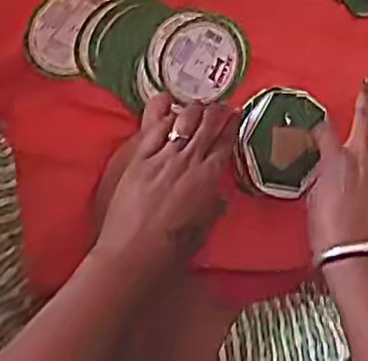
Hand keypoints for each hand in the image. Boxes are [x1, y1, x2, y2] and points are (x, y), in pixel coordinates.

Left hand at [94, 95, 235, 280]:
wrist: (131, 259)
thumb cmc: (170, 252)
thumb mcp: (203, 228)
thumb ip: (214, 206)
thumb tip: (221, 196)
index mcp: (208, 177)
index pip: (226, 139)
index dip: (233, 123)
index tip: (236, 115)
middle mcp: (189, 160)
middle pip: (208, 121)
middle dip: (217, 110)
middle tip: (219, 109)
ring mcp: (163, 157)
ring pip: (185, 117)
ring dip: (194, 109)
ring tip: (196, 109)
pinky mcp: (140, 158)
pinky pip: (156, 127)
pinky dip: (165, 115)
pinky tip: (170, 112)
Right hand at [307, 79, 367, 258]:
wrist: (352, 255)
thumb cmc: (326, 230)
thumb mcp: (313, 196)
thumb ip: (320, 173)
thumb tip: (323, 164)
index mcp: (334, 159)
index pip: (324, 129)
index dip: (318, 120)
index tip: (316, 112)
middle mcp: (358, 157)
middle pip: (361, 120)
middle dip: (364, 98)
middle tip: (367, 81)